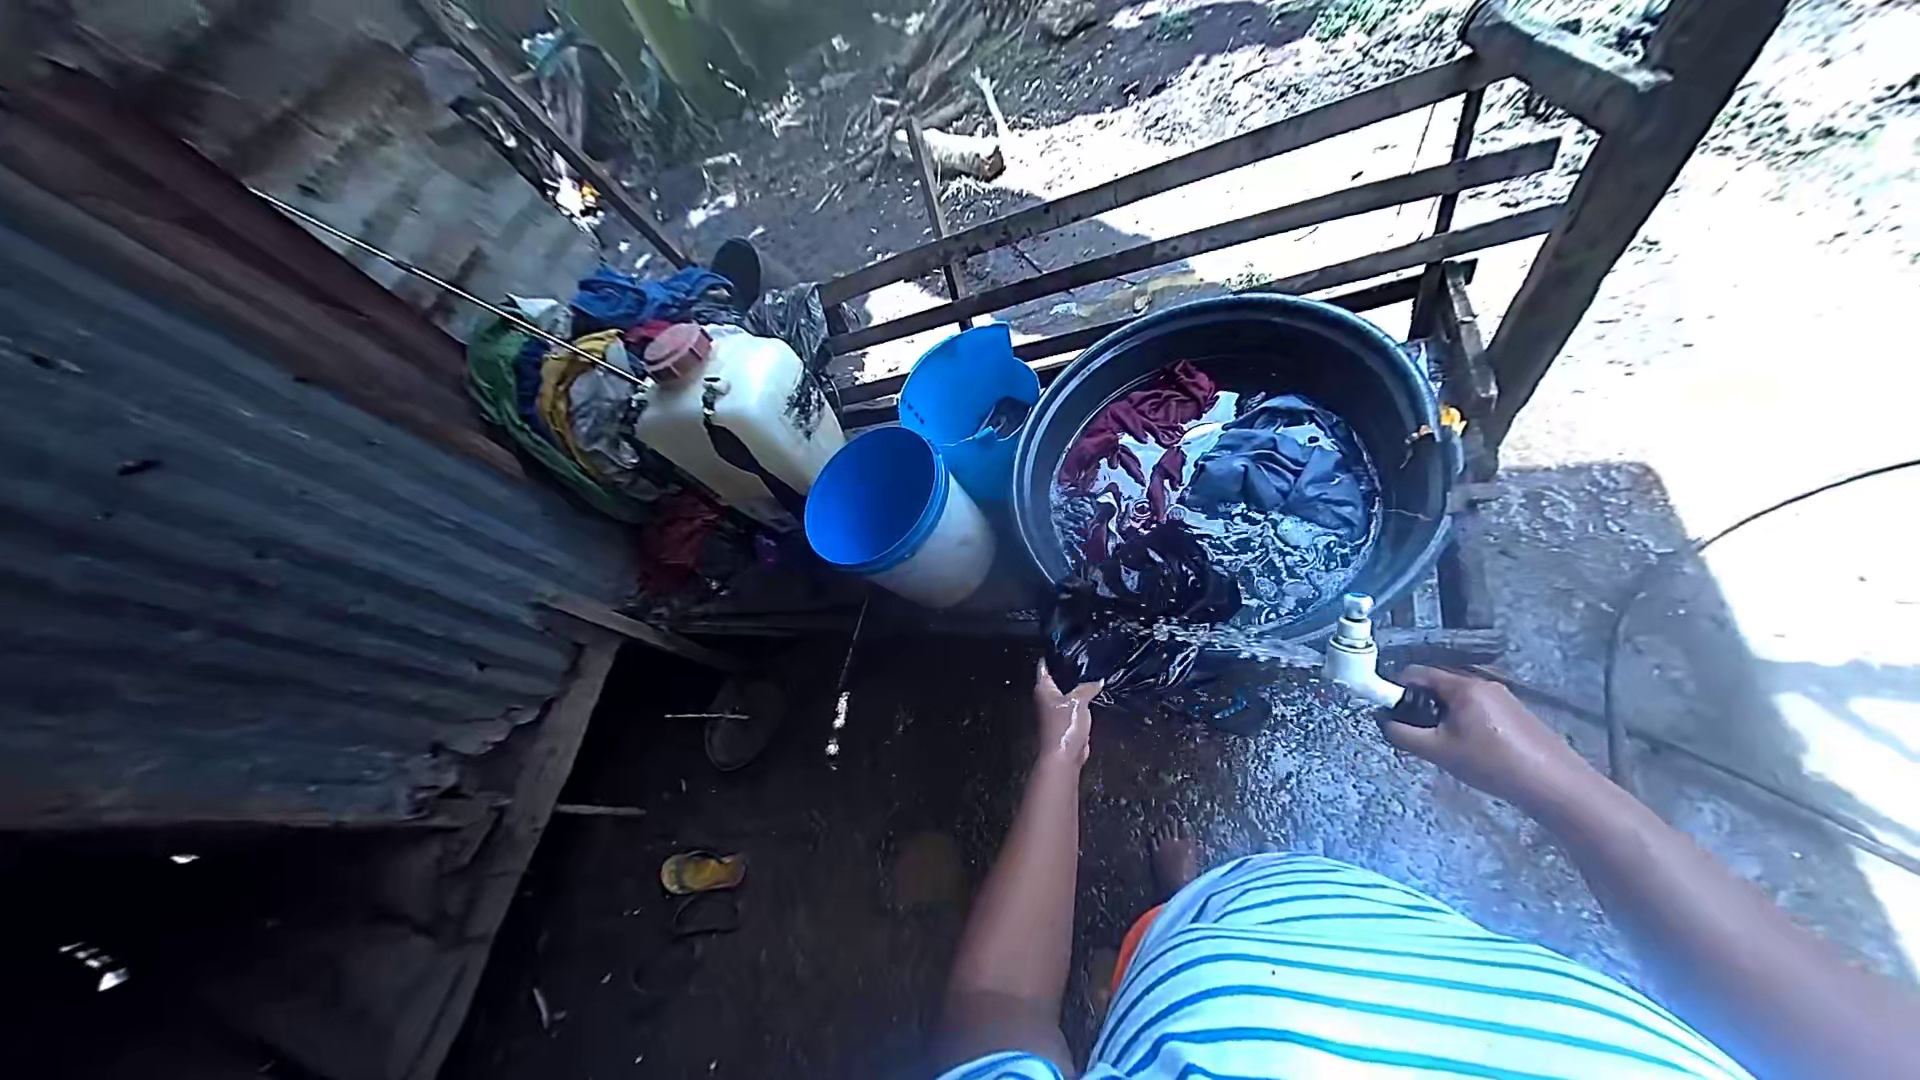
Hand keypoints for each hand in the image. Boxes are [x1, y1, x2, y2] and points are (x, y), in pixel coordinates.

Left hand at [1033, 660, 1099, 765]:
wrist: (1065, 755)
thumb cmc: (1065, 726)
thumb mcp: (1078, 701)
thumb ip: (1087, 688)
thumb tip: (1097, 681)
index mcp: (1043, 688)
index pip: (1044, 666)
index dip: (1053, 655)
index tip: (1063, 646)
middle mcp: (1046, 697)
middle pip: (1057, 678)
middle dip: (1069, 670)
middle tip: (1084, 657)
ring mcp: (1055, 709)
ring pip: (1067, 691)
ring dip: (1077, 686)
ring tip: (1092, 674)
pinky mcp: (1065, 720)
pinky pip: (1074, 704)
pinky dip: (1082, 699)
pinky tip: (1093, 694)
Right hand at [1384, 667, 1599, 812]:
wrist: (1558, 788)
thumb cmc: (1493, 764)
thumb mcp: (1437, 751)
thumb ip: (1401, 734)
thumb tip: (1384, 723)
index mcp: (1463, 687)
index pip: (1416, 673)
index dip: (1394, 687)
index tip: (1387, 708)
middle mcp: (1484, 685)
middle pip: (1437, 685)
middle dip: (1418, 703)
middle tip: (1413, 729)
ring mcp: (1504, 699)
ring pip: (1457, 699)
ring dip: (1440, 714)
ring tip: (1441, 742)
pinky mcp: (1518, 715)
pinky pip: (1477, 709)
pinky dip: (1462, 721)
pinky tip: (1469, 747)